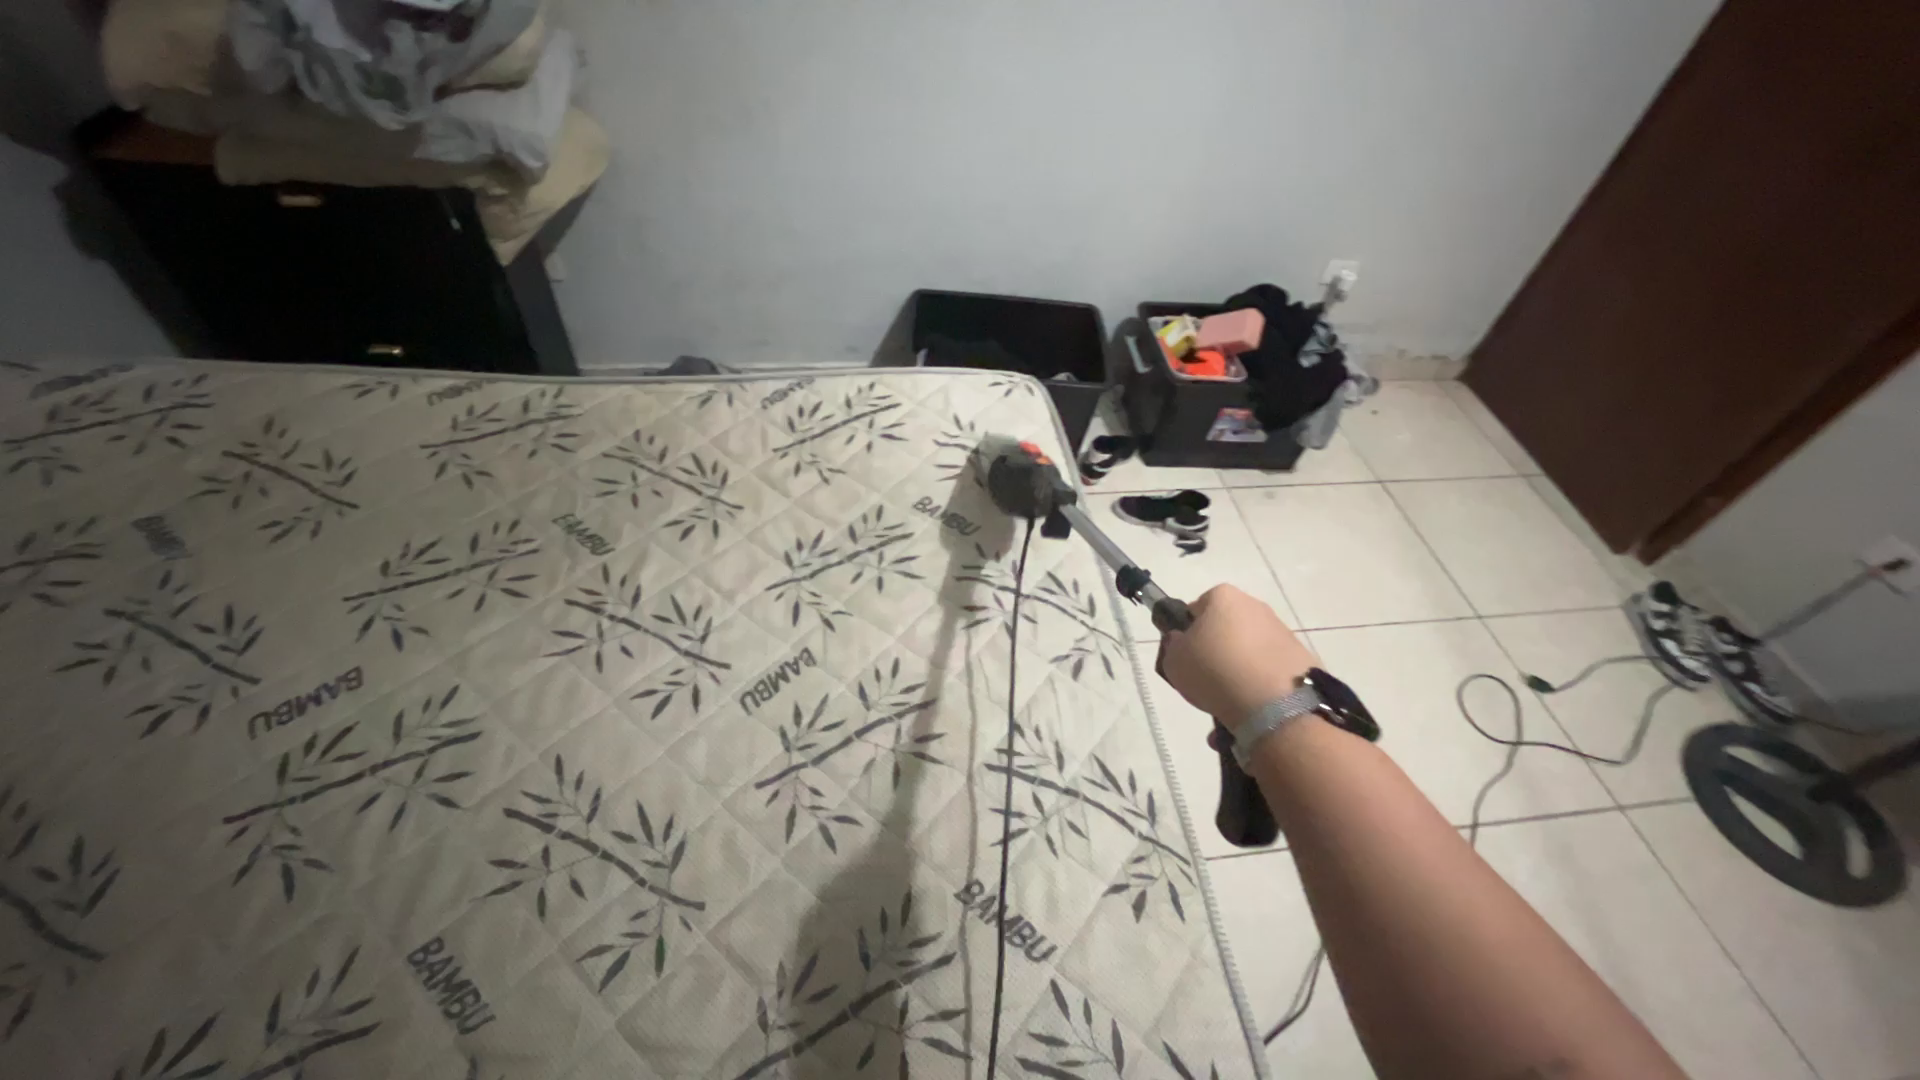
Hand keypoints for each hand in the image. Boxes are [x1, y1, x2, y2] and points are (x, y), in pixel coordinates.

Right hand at [1156, 585, 1316, 730]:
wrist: (1274, 704)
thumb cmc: (1214, 670)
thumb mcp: (1173, 659)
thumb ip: (1173, 645)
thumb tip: (1184, 640)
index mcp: (1223, 596)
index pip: (1196, 608)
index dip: (1187, 633)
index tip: (1186, 656)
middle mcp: (1255, 606)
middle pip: (1226, 628)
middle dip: (1217, 651)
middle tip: (1206, 679)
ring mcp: (1282, 631)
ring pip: (1249, 651)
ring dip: (1238, 670)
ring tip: (1228, 702)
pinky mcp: (1301, 657)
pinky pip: (1269, 669)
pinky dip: (1259, 684)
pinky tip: (1250, 707)